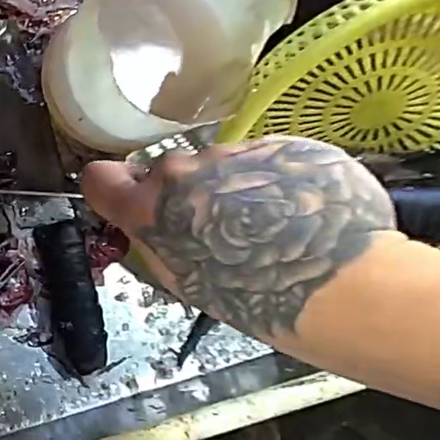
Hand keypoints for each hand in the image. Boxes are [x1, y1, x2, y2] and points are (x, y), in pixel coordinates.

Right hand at [80, 137, 399, 342]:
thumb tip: (150, 226)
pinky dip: (271, 179)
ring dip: (231, 186)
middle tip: (216, 227)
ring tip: (268, 225)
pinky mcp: (281, 143)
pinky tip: (296, 211)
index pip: (100, 179)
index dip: (113, 190)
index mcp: (151, 208)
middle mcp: (185, 169)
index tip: (129, 202)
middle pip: (168, 172)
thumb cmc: (253, 296)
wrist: (339, 281)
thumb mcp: (183, 282)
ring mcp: (234, 150)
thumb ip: (155, 241)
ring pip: (218, 164)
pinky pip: (262, 158)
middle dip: (184, 194)